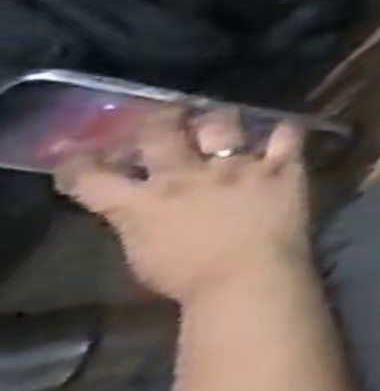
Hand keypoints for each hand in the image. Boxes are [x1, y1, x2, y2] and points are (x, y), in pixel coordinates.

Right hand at [55, 108, 313, 305]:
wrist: (247, 275)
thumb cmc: (190, 275)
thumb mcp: (143, 248)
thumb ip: (138, 217)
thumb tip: (138, 201)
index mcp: (140, 203)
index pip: (90, 176)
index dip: (79, 162)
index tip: (83, 155)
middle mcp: (186, 175)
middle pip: (162, 133)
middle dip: (161, 119)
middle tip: (168, 115)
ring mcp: (237, 166)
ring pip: (223, 124)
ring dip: (220, 119)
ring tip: (222, 118)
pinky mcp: (280, 166)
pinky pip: (287, 135)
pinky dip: (285, 130)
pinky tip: (284, 129)